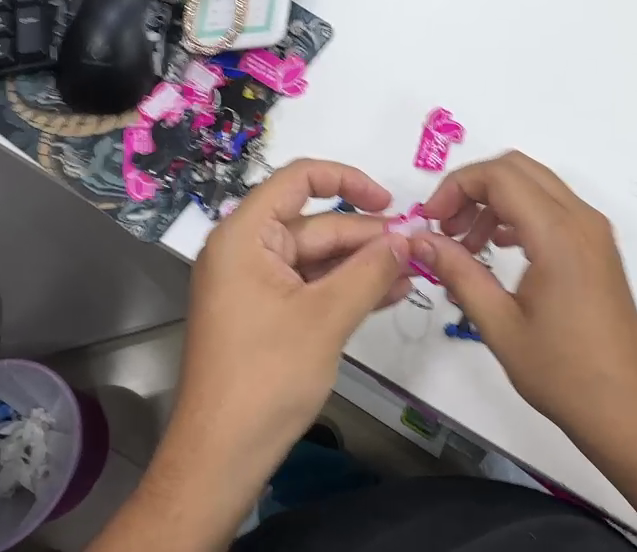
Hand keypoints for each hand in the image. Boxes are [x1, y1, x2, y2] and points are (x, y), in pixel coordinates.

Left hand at [174, 160, 412, 460]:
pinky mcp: (265, 314)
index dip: (348, 180)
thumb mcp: (327, 317)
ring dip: (363, 264)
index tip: (389, 202)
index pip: (298, 179)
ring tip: (412, 271)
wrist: (220, 458)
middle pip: (315, 223)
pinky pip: (311, 285)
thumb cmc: (267, 377)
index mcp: (245, 235)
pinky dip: (346, 288)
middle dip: (366, 235)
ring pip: (318, 257)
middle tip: (416, 247)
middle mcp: (246, 250)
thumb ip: (371, 270)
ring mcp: (254, 284)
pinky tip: (389, 294)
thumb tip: (408, 236)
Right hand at [413, 151, 636, 437]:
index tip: (430, 221)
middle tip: (444, 227)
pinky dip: (519, 213)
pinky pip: (553, 206)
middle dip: (473, 187)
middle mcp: (581, 218)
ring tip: (465, 244)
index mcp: (558, 233)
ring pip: (536, 184)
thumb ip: (458, 273)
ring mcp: (594, 230)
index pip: (499, 176)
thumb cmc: (563, 373)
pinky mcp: (597, 245)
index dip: (457, 186)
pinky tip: (498, 249)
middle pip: (517, 168)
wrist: (629, 408)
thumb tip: (421, 240)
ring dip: (495, 200)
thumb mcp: (499, 325)